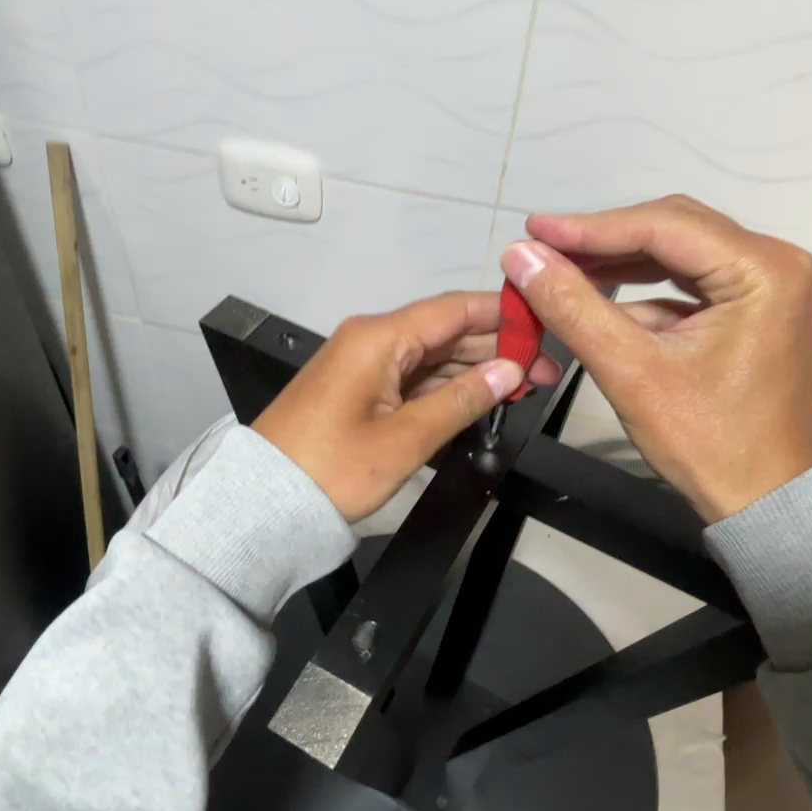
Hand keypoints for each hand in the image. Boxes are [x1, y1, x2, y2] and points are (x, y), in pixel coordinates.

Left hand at [254, 292, 561, 520]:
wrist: (266, 500)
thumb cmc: (332, 469)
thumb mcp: (405, 439)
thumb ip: (461, 401)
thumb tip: (508, 371)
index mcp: (379, 338)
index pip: (455, 309)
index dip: (504, 315)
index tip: (545, 326)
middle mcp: (371, 340)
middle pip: (446, 331)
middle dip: (497, 348)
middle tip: (545, 372)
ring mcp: (364, 365)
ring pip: (432, 356)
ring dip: (475, 369)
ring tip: (523, 387)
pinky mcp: (359, 389)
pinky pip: (412, 378)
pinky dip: (446, 387)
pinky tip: (480, 398)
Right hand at [499, 195, 811, 522]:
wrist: (760, 501)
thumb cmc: (705, 441)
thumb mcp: (630, 371)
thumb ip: (573, 307)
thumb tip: (521, 256)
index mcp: (761, 270)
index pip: (663, 227)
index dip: (590, 228)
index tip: (531, 230)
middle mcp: (772, 263)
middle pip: (672, 230)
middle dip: (602, 241)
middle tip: (540, 248)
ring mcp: (764, 286)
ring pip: (676, 254)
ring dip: (616, 263)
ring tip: (557, 269)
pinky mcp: (748, 310)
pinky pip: (684, 284)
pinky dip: (638, 291)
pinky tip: (595, 299)